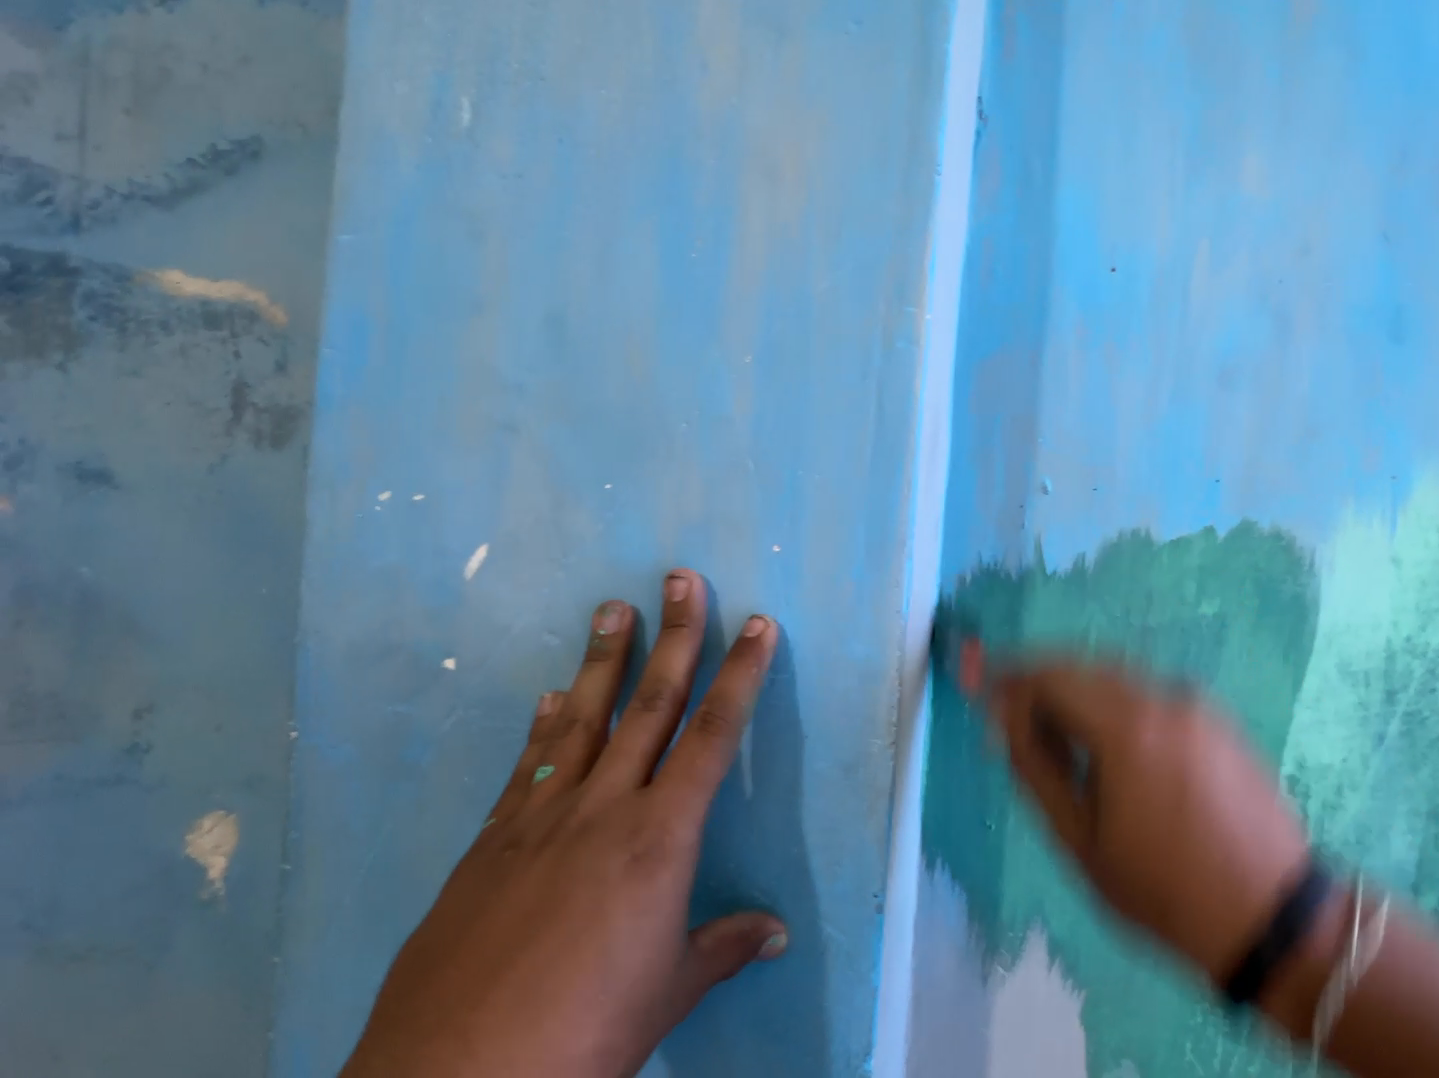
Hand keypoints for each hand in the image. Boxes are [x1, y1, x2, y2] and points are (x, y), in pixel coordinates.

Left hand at [344, 573, 783, 1077]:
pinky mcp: (490, 844)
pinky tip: (550, 697)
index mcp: (661, 838)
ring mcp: (540, 820)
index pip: (714, 736)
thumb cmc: (587, 1032)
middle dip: (675, 638)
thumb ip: (724, 946)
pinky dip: (544, 726)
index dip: (740, 675)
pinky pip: (527, 767)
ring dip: (603, 660)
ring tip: (613, 607)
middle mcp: (604, 809)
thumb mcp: (669, 991)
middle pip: (649, 706)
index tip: (756, 624)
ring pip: (582, 720)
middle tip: (680, 578)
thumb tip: (776, 932)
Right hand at [988, 662, 1310, 983]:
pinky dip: (1119, 709)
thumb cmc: (1162, 889)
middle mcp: (1165, 697)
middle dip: (1044, 686)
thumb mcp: (1080, 839)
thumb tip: (1002, 715)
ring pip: (1120, 680)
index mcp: (1128, 725)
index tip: (985, 698)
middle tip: (1016, 724)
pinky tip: (1113, 752)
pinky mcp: (1220, 721)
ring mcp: (1199, 706)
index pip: (1052, 674)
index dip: (1011, 681)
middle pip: (1086, 668)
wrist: (1271, 919)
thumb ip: (1034, 766)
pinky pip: (1153, 697)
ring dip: (1081, 697)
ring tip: (1061, 743)